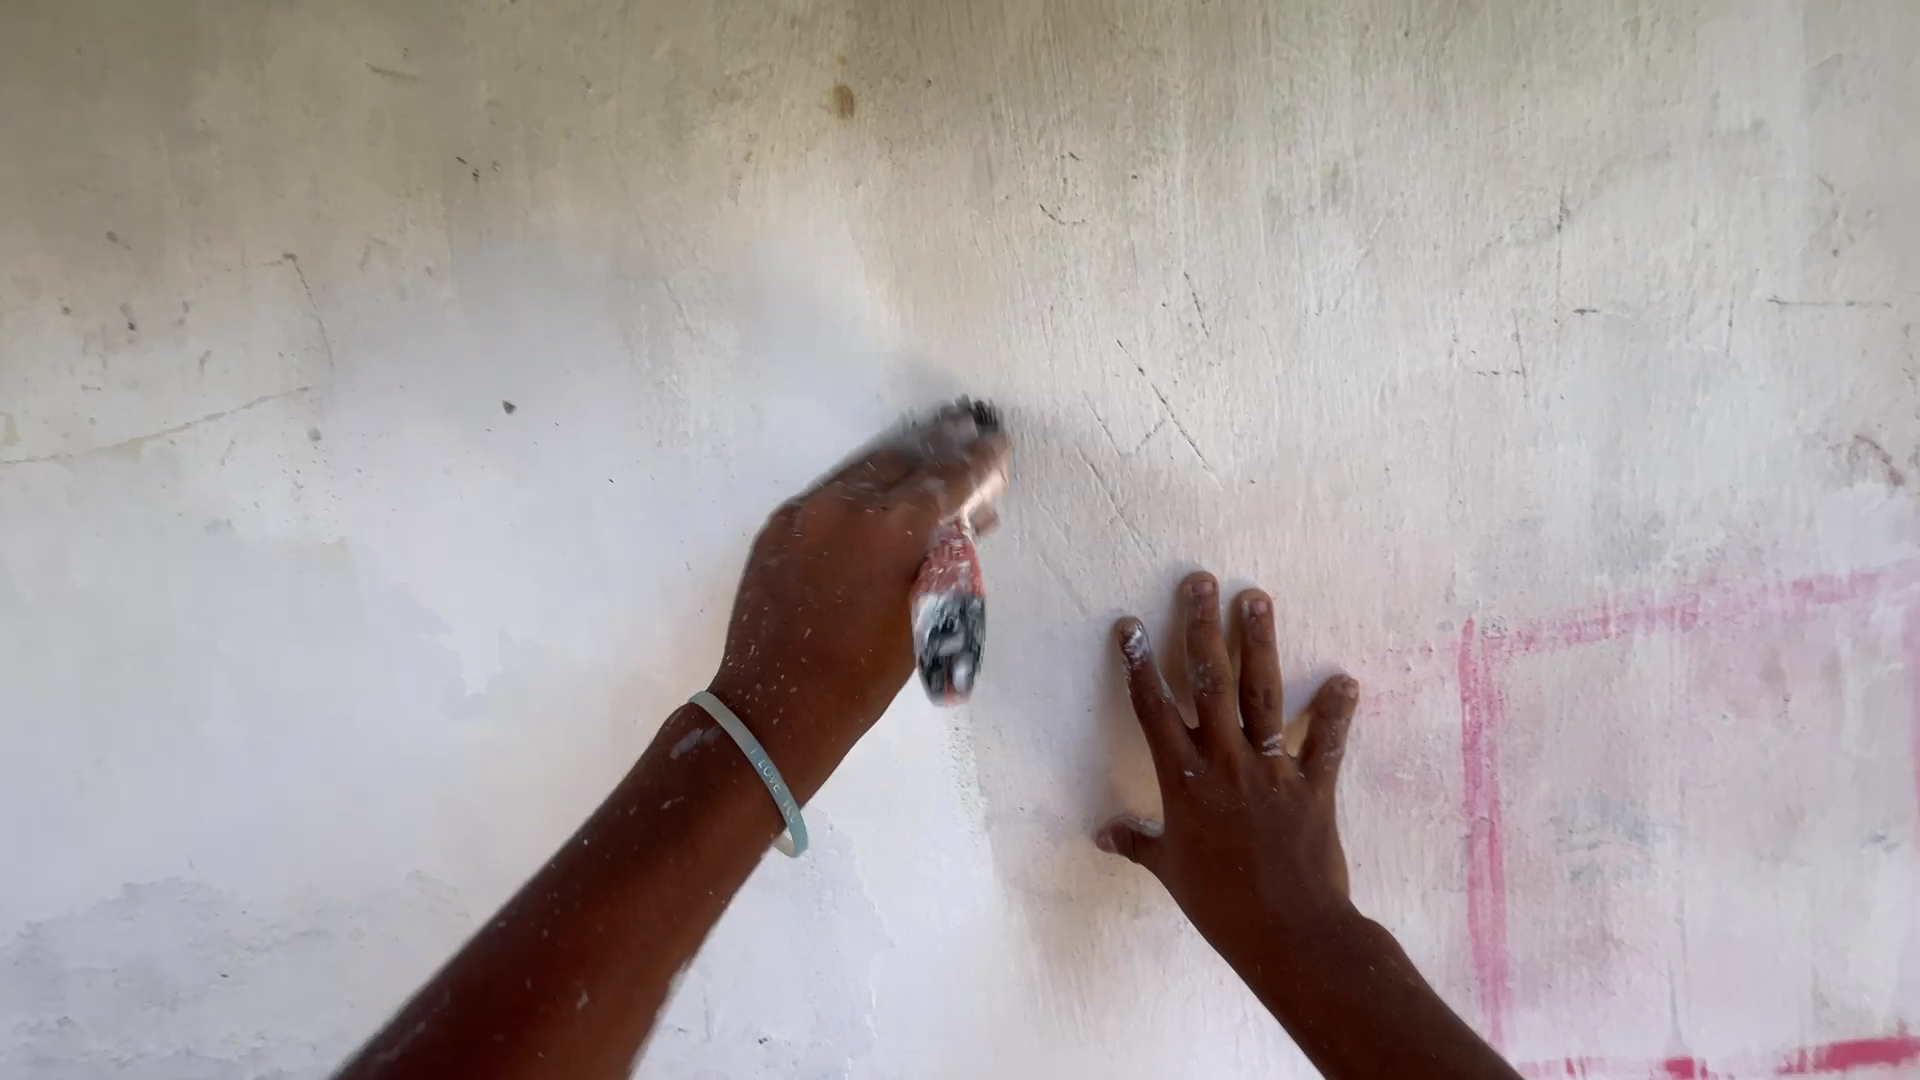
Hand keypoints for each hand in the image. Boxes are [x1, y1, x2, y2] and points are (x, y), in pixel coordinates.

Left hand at [707, 401, 1010, 793]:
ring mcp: (804, 510)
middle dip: (938, 450)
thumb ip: (946, 556)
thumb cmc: (865, 675)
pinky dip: (862, 489)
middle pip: (902, 459)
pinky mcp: (778, 524)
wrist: (777, 707)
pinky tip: (878, 496)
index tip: (997, 442)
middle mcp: (844, 504)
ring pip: (863, 469)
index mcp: (888, 529)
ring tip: (927, 460)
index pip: (946, 479)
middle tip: (965, 438)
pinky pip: (830, 491)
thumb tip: (970, 517)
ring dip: (899, 465)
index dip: (978, 460)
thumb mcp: (926, 616)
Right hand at [1096, 571, 1361, 964]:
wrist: (1291, 935)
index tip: (1131, 626)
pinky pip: (1327, 743)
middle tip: (1200, 581)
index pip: (1152, 707)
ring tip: (1256, 597)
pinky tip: (1346, 679)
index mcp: (1183, 776)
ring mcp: (1271, 767)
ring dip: (1259, 643)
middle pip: (1209, 680)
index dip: (1139, 663)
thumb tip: (1098, 835)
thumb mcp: (1168, 870)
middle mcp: (1224, 759)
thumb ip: (1134, 843)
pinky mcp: (1313, 784)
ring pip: (1262, 694)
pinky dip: (1337, 712)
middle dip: (1201, 627)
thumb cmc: (1219, 902)